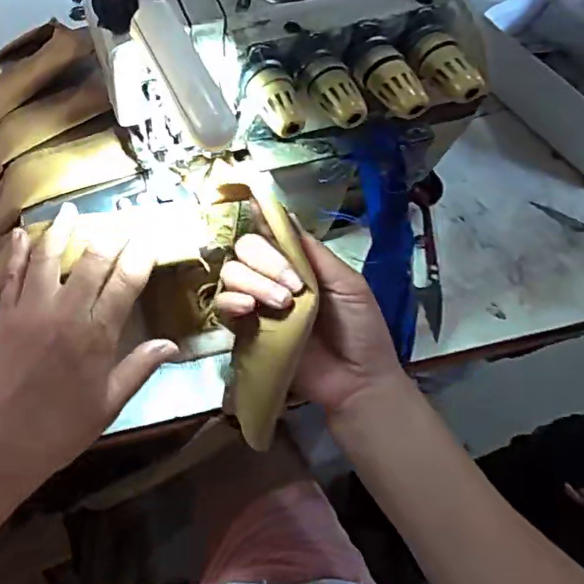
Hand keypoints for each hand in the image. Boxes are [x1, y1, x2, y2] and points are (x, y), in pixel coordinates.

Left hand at [0, 204, 178, 494]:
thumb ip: (138, 368)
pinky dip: (18, 251)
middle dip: (110, 236)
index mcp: (95, 335)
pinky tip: (23, 233)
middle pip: (91, 261)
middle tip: (121, 217)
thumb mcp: (107, 405)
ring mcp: (30, 309)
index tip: (150, 237)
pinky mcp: (5, 315)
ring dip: (61, 229)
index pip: (125, 283)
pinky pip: (12, 274)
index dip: (140, 256)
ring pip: (48, 257)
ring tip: (72, 209)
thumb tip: (171, 345)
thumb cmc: (57, 432)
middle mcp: (65, 312)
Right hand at [214, 227, 413, 418]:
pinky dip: (231, 301)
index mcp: (295, 263)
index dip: (259, 218)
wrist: (358, 379)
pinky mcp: (244, 329)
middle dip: (264, 260)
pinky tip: (248, 308)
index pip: (269, 233)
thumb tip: (286, 216)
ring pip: (232, 274)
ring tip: (281, 303)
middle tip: (292, 285)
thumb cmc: (360, 329)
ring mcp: (256, 303)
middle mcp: (270, 277)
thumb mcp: (348, 283)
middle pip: (245, 249)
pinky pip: (223, 306)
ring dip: (253, 281)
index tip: (253, 204)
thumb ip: (314, 253)